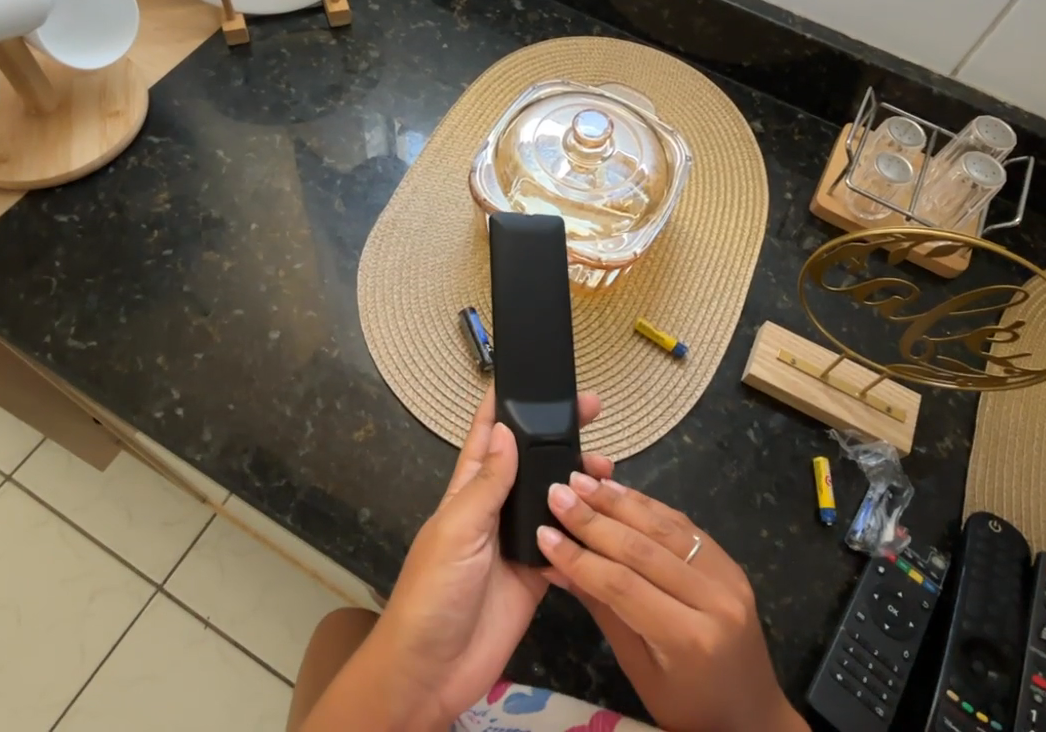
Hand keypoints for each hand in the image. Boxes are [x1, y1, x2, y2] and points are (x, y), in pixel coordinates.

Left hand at [367, 387, 611, 725]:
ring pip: (554, 498)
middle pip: (530, 461)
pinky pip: (567, 542)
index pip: (486, 435)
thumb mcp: (457, 530)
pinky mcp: (539, 574)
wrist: (433, 670)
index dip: (505, 405)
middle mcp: (495, 509)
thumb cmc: (434, 592)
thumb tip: (506, 429)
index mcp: (468, 490)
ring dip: (579, 480)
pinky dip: (588, 527)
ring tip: (610, 466)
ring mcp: (519, 541)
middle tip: (594, 409)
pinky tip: (611, 513)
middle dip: (558, 433)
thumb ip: (486, 484)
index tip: (533, 376)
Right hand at [536, 476, 807, 731]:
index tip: (543, 532)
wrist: (753, 716)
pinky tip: (619, 491)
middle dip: (593, 519)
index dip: (579, 556)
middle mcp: (714, 599)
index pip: (622, 585)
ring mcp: (727, 575)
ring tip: (581, 481)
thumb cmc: (688, 708)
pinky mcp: (730, 561)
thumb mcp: (638, 670)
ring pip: (664, 527)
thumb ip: (601, 609)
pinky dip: (647, 505)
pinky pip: (683, 525)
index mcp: (689, 638)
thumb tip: (553, 565)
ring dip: (618, 501)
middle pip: (643, 548)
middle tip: (556, 493)